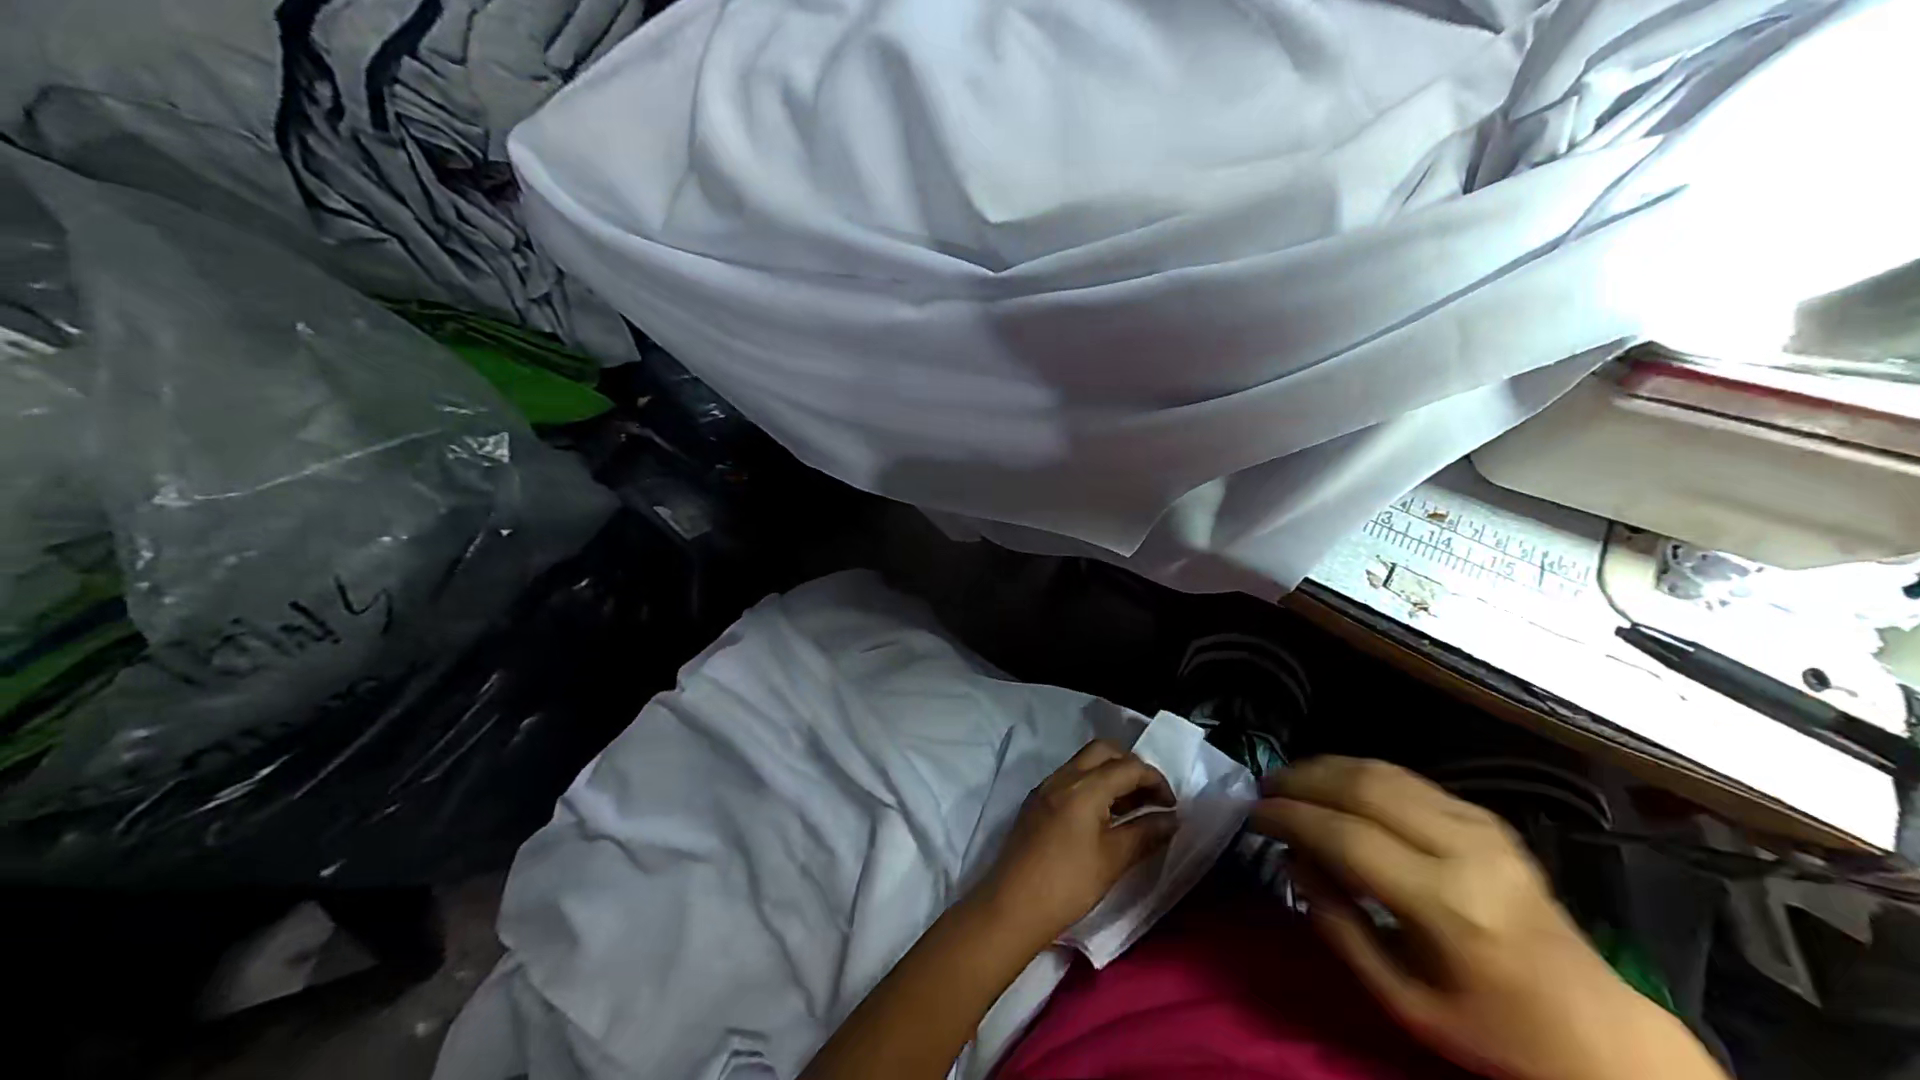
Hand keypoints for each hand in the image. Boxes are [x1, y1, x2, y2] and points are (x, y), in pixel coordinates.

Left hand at [973, 739, 1176, 944]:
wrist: (1012, 906)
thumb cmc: (1068, 884)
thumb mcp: (1114, 860)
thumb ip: (1146, 833)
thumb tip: (1172, 819)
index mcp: (1084, 787)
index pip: (1128, 766)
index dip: (1155, 781)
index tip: (1170, 806)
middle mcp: (1062, 777)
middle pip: (1103, 751)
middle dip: (1131, 767)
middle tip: (1150, 797)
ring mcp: (1045, 787)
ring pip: (1084, 763)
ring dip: (1110, 775)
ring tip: (1131, 808)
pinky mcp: (1036, 802)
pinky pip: (1069, 778)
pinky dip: (1091, 785)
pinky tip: (1102, 815)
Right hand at [1253, 757, 1726, 1079]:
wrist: (1599, 1029)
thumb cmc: (1493, 1029)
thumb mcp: (1403, 1002)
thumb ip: (1338, 926)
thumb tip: (1292, 860)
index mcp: (1448, 905)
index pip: (1347, 835)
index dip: (1290, 817)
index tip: (1253, 815)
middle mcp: (1466, 850)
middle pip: (1364, 787)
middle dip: (1302, 780)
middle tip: (1264, 790)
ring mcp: (1482, 827)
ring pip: (1384, 771)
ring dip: (1327, 768)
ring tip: (1289, 781)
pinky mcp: (1488, 819)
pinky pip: (1409, 779)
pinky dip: (1360, 773)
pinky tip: (1335, 784)